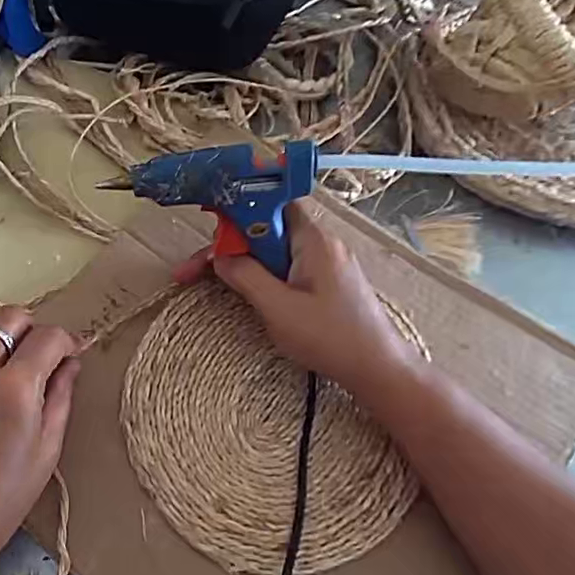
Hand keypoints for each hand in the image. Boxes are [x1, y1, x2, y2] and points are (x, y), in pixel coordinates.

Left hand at [0, 307, 79, 574]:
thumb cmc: (0, 502)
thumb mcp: (45, 452)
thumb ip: (60, 399)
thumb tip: (70, 366)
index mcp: (12, 387)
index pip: (47, 336)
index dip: (67, 341)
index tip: (74, 357)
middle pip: (9, 317)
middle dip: (34, 330)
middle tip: (46, 362)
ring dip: (8, 346)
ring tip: (19, 385)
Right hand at [175, 199, 420, 395]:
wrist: (378, 368)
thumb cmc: (332, 339)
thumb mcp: (279, 309)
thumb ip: (246, 277)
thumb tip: (220, 257)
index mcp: (313, 241)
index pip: (269, 206)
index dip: (234, 216)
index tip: (208, 236)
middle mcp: (321, 244)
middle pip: (266, 229)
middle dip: (229, 247)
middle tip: (196, 271)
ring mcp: (326, 263)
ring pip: (274, 250)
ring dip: (244, 264)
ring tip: (213, 282)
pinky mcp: (327, 282)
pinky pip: (288, 267)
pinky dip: (263, 276)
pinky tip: (250, 293)